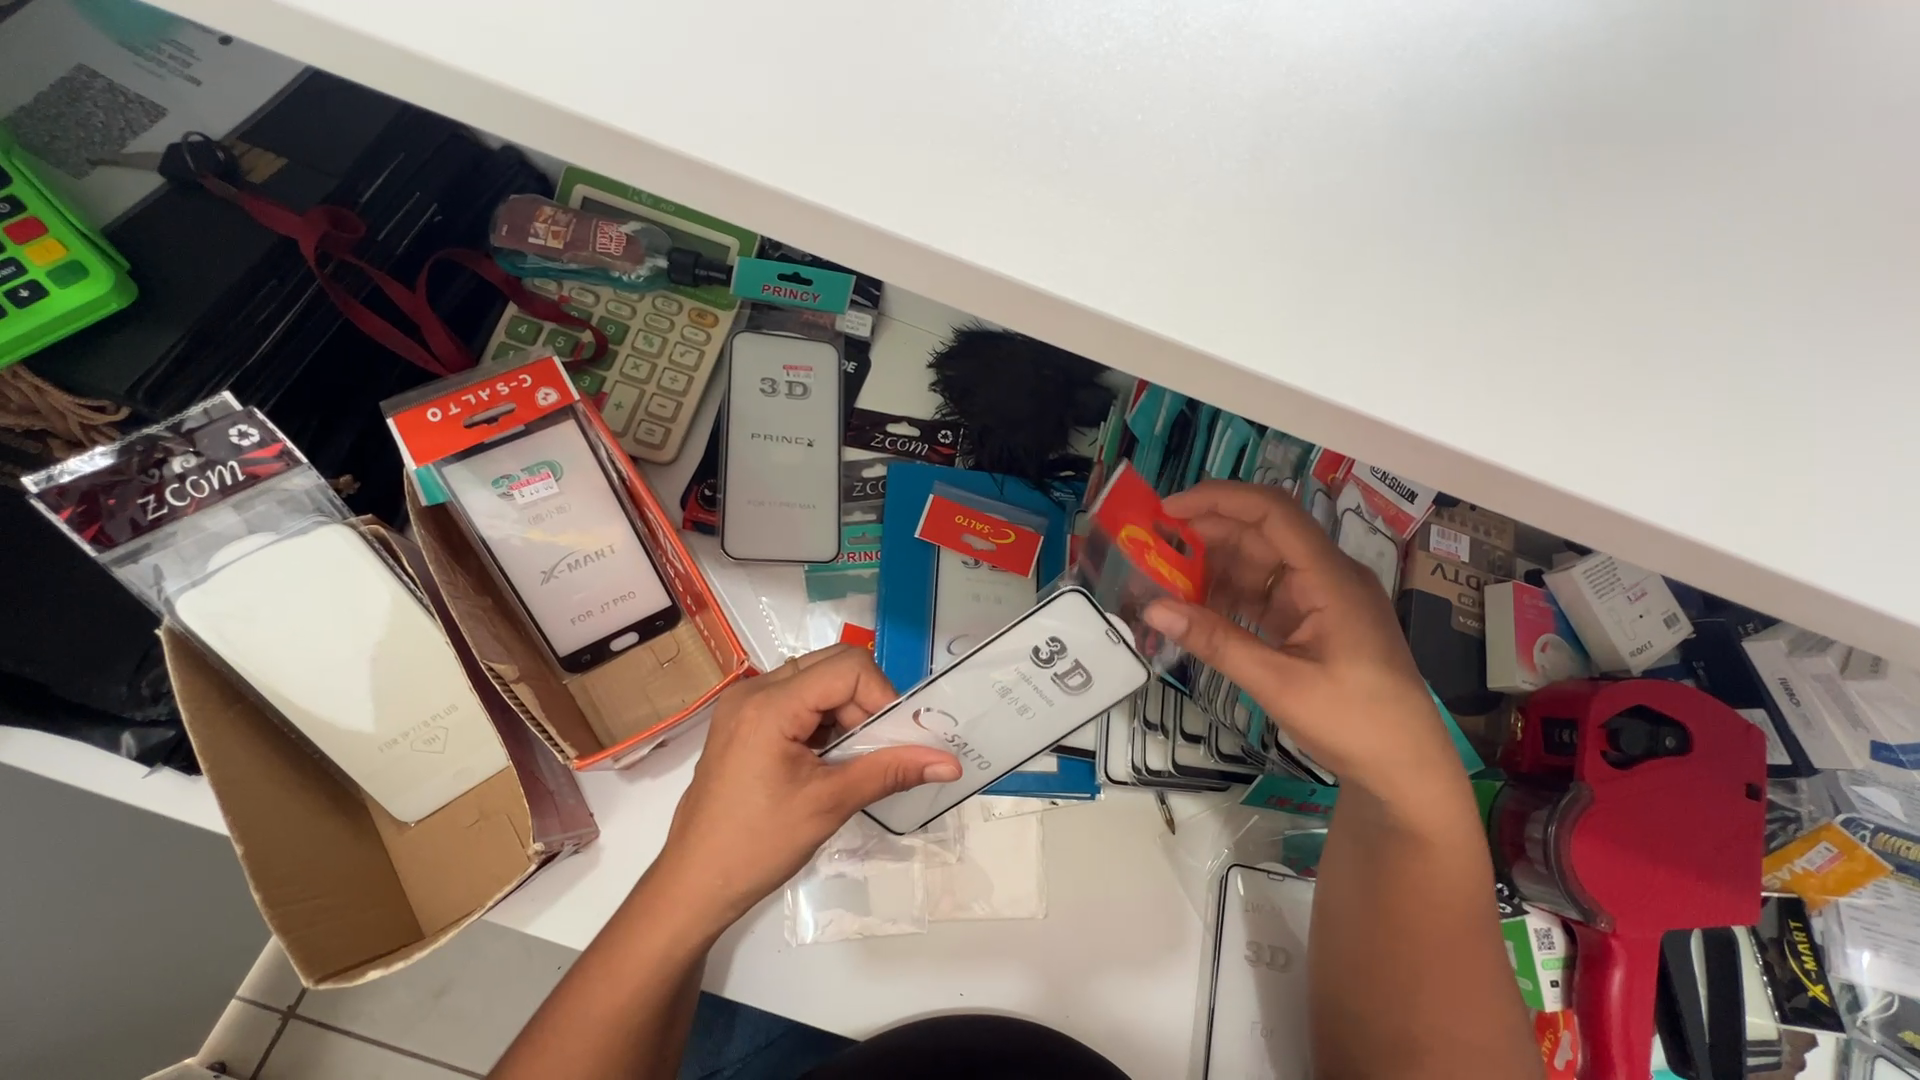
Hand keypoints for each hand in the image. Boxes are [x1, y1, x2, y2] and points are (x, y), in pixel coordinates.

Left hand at [652, 645, 960, 930]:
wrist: (694, 883)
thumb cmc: (758, 845)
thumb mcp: (830, 804)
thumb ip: (891, 771)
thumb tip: (950, 763)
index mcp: (769, 705)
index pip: (848, 667)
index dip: (881, 696)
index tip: (891, 741)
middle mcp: (753, 690)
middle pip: (832, 665)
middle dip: (865, 702)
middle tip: (872, 750)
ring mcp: (744, 703)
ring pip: (817, 679)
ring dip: (845, 711)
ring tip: (847, 760)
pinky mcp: (743, 720)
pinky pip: (797, 697)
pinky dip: (823, 719)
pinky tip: (824, 760)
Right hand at [1143, 480, 1459, 798]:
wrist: (1405, 768)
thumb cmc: (1354, 722)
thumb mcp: (1278, 683)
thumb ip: (1215, 641)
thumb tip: (1153, 610)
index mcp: (1330, 578)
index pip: (1273, 512)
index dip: (1219, 500)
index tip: (1168, 510)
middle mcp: (1326, 576)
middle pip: (1261, 534)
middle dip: (1206, 535)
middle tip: (1153, 548)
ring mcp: (1320, 599)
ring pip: (1259, 565)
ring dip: (1213, 568)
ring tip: (1164, 579)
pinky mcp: (1313, 622)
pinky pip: (1264, 595)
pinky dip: (1229, 597)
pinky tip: (1195, 607)